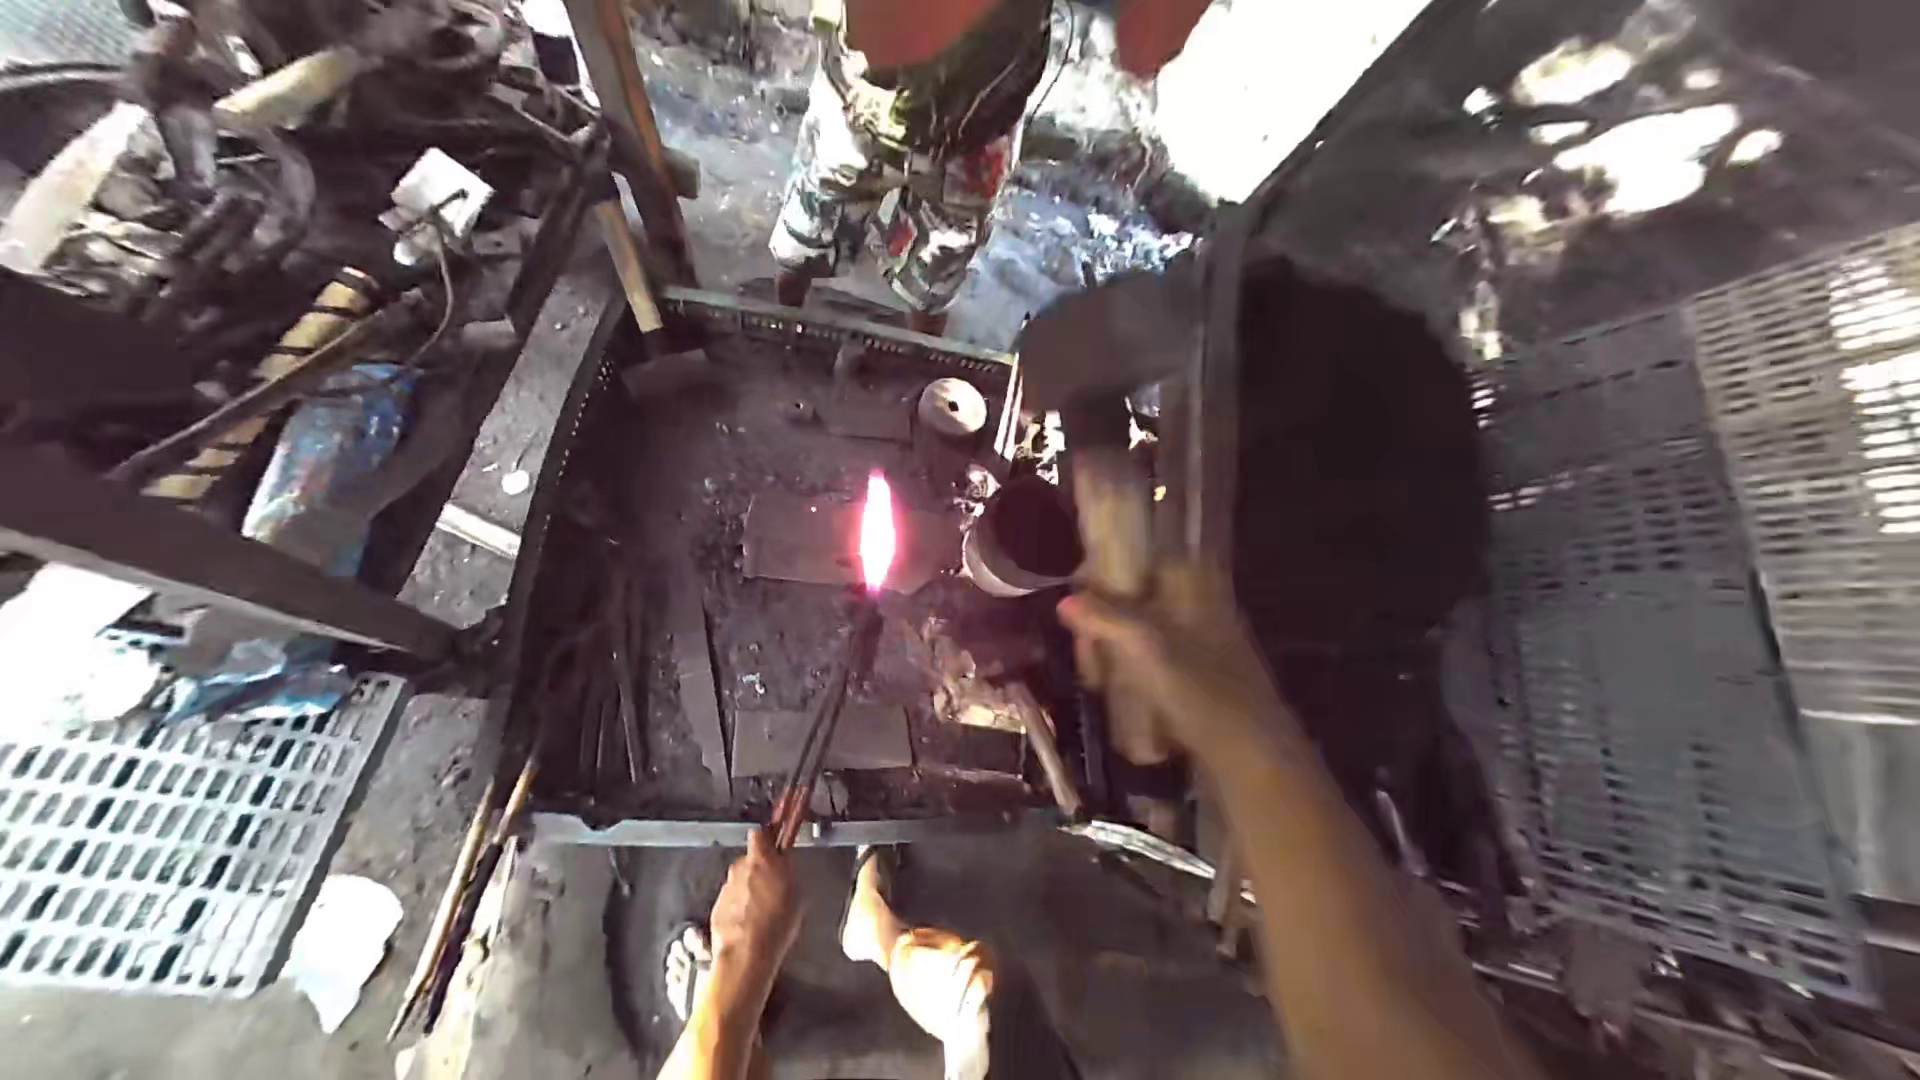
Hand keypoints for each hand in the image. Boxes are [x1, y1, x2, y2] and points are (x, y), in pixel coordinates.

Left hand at [709, 829, 802, 979]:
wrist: (746, 955)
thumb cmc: (777, 922)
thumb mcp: (795, 892)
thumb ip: (786, 870)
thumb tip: (784, 862)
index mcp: (762, 859)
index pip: (760, 833)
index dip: (767, 837)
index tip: (775, 843)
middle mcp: (740, 868)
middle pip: (750, 859)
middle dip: (759, 868)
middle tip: (772, 884)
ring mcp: (726, 888)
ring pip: (740, 881)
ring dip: (748, 889)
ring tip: (761, 910)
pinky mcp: (717, 908)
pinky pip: (731, 900)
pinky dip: (738, 907)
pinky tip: (749, 923)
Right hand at [1057, 559, 1290, 756]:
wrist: (1255, 757)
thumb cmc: (1203, 691)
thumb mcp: (1147, 648)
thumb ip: (1105, 618)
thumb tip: (1064, 601)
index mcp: (1195, 588)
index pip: (1143, 559)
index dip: (1106, 572)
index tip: (1079, 598)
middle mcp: (1199, 607)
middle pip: (1136, 597)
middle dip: (1103, 621)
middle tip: (1087, 651)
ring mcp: (1201, 643)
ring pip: (1141, 631)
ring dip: (1113, 649)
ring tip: (1096, 678)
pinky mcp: (1199, 677)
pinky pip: (1152, 660)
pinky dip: (1130, 669)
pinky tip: (1117, 691)